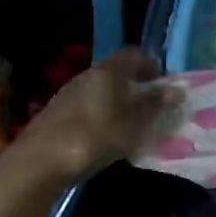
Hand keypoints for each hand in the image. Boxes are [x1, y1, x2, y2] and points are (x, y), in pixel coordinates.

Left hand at [14, 50, 180, 179]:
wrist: (40, 162)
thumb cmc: (94, 137)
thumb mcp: (132, 125)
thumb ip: (154, 106)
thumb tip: (176, 90)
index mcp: (108, 71)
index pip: (134, 54)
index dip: (151, 66)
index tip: (164, 86)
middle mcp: (87, 75)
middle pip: (117, 72)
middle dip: (136, 86)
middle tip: (152, 109)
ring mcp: (69, 93)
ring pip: (101, 89)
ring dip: (118, 102)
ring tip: (131, 126)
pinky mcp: (57, 112)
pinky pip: (88, 105)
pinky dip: (102, 114)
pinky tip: (106, 137)